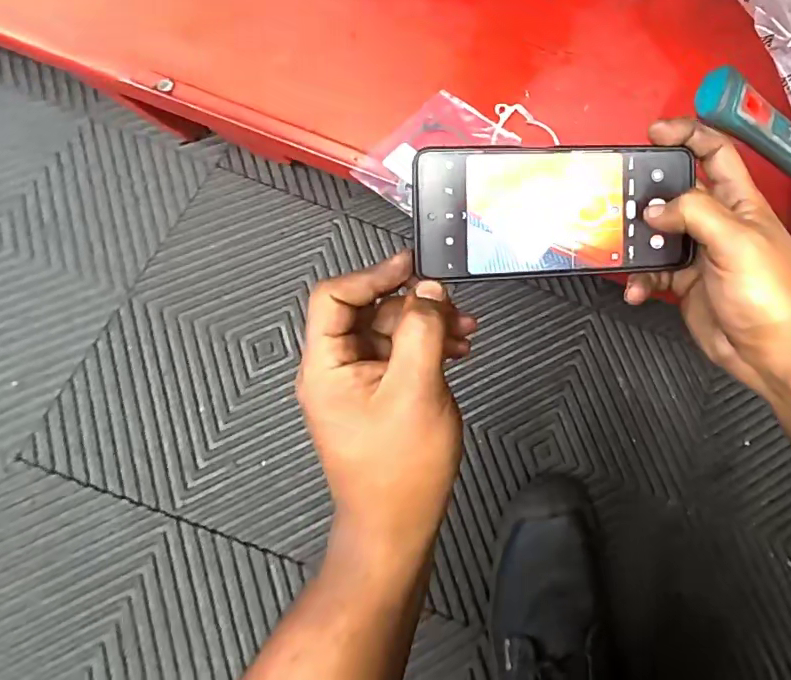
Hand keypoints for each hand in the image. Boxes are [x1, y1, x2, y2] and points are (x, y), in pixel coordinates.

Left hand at [298, 250, 477, 560]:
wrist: (399, 525)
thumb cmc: (400, 469)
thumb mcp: (416, 389)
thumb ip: (422, 330)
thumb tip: (429, 289)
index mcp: (326, 367)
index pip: (333, 297)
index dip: (372, 275)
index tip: (411, 266)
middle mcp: (336, 368)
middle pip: (368, 308)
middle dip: (413, 301)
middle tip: (450, 304)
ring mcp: (359, 379)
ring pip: (391, 326)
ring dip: (429, 321)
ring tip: (464, 329)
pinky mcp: (381, 388)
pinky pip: (402, 348)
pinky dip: (430, 341)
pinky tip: (457, 348)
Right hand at [624, 119, 790, 395]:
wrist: (772, 354)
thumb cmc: (772, 297)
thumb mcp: (737, 241)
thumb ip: (695, 213)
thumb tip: (658, 208)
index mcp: (739, 202)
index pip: (715, 153)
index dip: (688, 134)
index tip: (655, 132)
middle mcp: (718, 222)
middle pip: (678, 191)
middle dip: (650, 189)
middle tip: (624, 191)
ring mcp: (701, 252)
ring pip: (659, 231)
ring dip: (638, 239)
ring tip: (624, 245)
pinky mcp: (686, 282)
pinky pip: (654, 270)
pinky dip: (640, 278)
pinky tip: (637, 287)